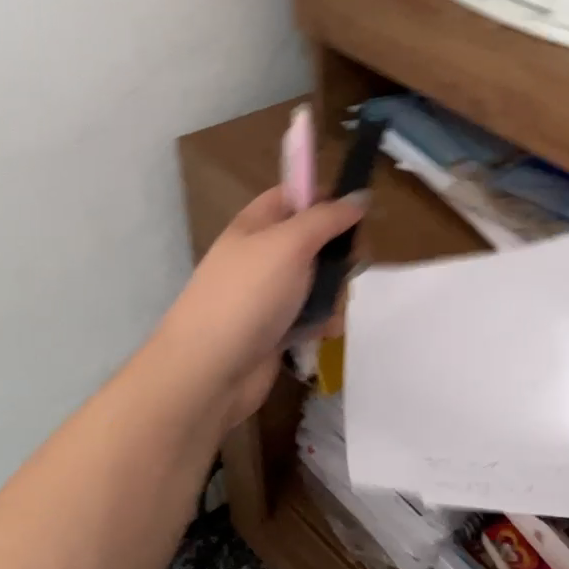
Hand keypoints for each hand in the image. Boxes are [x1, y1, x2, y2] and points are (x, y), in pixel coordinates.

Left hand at [153, 185, 363, 432]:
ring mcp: (269, 294)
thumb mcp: (290, 244)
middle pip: (315, 240)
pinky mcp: (277, 328)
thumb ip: (328, 217)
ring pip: (320, 280)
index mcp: (256, 225)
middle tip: (350, 265)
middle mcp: (262, 255)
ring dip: (333, 293)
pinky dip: (323, 321)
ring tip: (329, 309)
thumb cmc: (248, 297)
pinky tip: (323, 332)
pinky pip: (313, 314)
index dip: (324, 198)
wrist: (209, 372)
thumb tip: (359, 197)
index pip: (293, 196)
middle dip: (338, 254)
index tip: (355, 212)